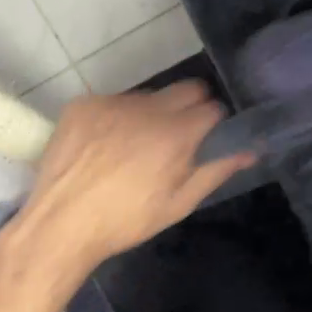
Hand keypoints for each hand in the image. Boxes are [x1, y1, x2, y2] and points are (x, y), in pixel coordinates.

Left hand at [3, 82, 255, 287]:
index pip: (214, 108)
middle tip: (180, 139)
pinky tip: (107, 146)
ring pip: (150, 95)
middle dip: (192, 108)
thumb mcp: (179, 204)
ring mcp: (112, 103)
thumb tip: (250, 150)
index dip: (216, 125)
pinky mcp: (83, 104)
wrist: (62, 223)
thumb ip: (216, 170)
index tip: (209, 142)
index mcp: (176, 134)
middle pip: (187, 88)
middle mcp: (147, 108)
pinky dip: (119, 118)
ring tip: (137, 148)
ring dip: (154, 114)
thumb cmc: (127, 221)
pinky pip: (115, 101)